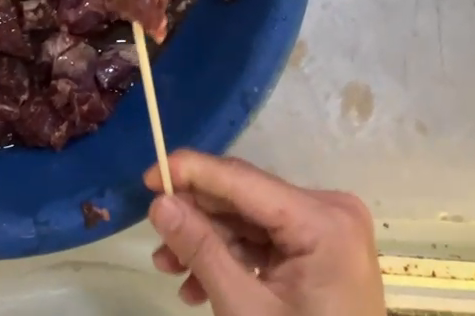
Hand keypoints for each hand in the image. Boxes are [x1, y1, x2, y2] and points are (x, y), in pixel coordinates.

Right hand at [144, 152, 385, 315]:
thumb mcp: (245, 310)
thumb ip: (201, 250)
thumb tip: (158, 203)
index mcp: (322, 219)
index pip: (240, 178)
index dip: (189, 172)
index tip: (146, 179)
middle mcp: (328, 210)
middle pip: (242, 199)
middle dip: (196, 220)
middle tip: (156, 240)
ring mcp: (326, 230)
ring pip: (246, 221)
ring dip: (207, 244)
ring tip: (169, 271)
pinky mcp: (320, 251)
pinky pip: (263, 241)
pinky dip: (230, 259)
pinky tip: (197, 286)